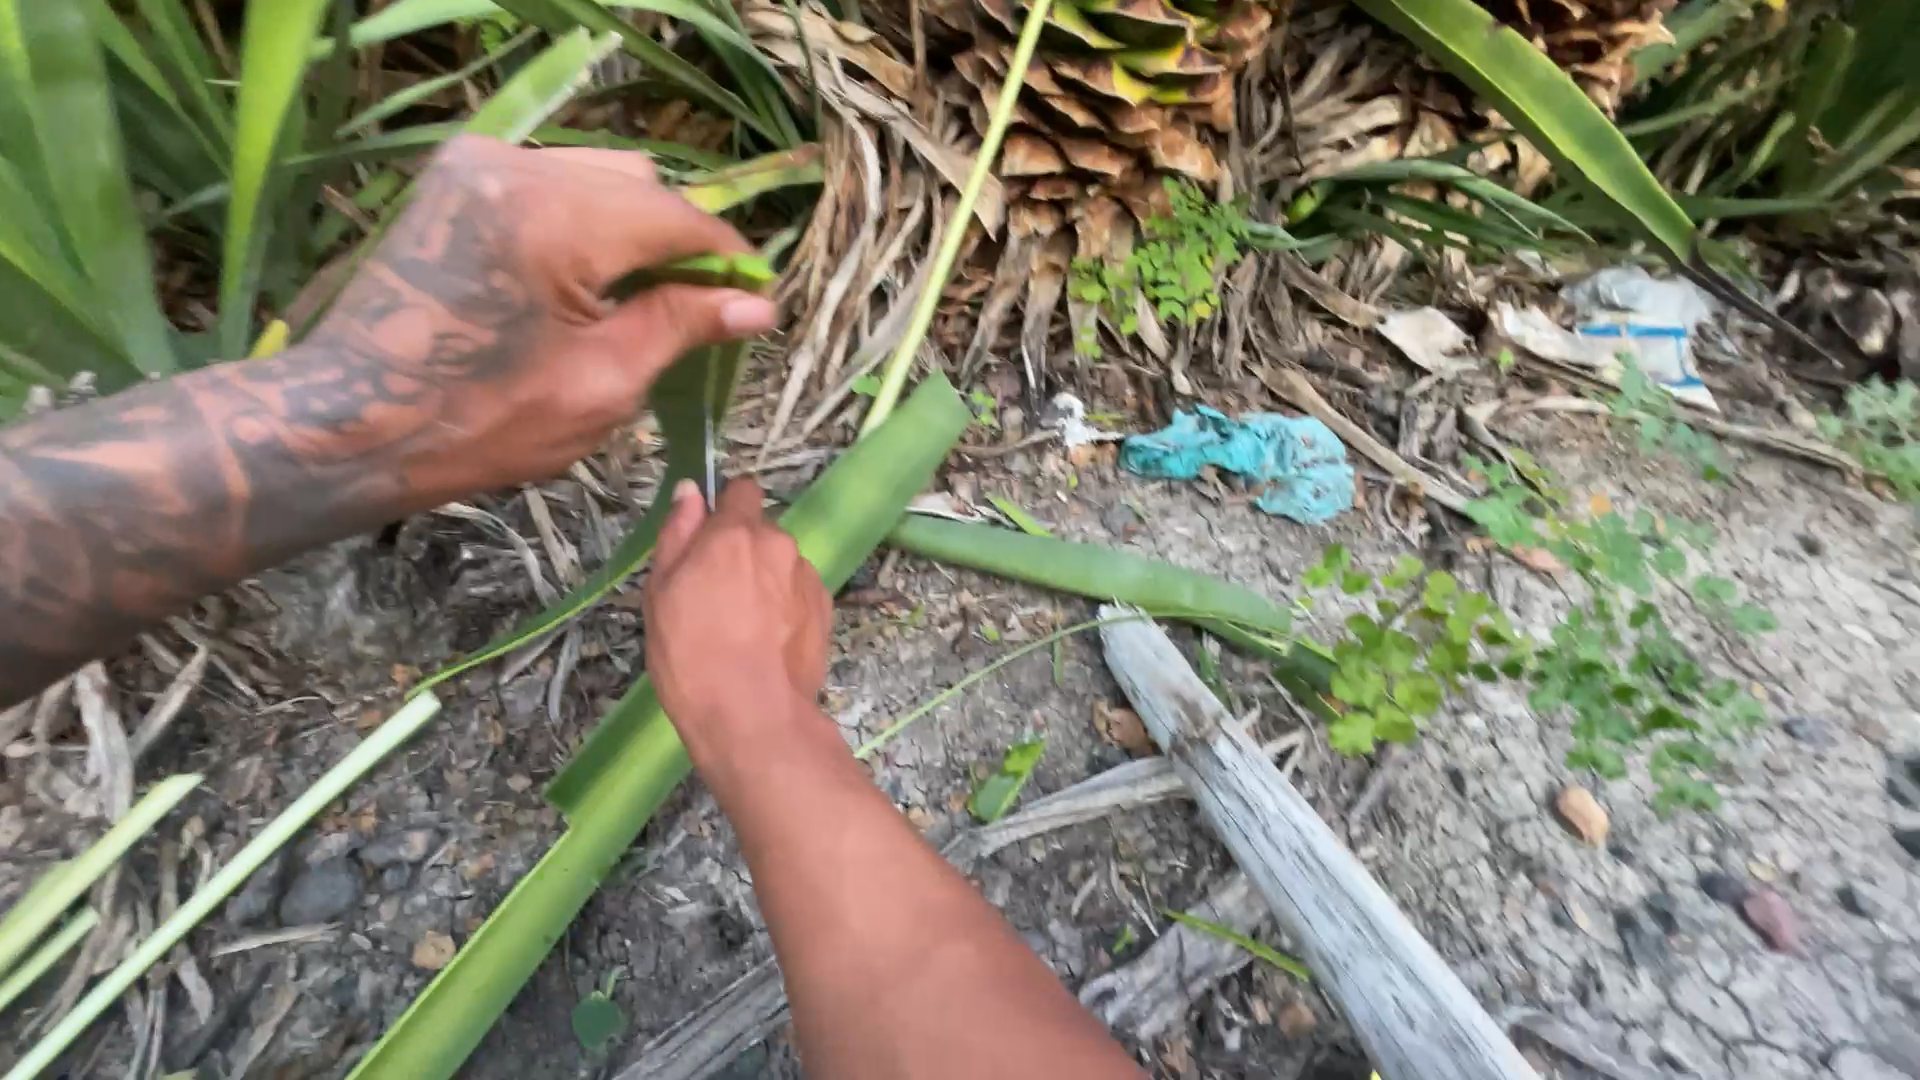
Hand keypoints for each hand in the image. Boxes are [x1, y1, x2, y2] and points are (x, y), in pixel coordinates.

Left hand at [305, 134, 776, 500]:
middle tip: (709, 308)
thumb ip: (683, 324)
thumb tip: (759, 306)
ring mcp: (481, 165)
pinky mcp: (462, 181)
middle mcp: (517, 166)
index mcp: (556, 219)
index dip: (730, 258)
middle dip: (689, 244)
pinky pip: (560, 184)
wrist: (356, 422)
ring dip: (645, 231)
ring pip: (605, 177)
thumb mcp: (606, 382)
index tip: (759, 300)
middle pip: (645, 186)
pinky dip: (599, 224)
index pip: (678, 217)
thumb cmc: (490, 420)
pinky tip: (603, 276)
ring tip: (658, 296)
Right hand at [643, 479, 831, 759]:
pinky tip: (769, 640)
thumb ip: (678, 534)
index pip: (742, 490)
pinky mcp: (826, 606)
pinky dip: (786, 604)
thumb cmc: (691, 655)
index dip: (726, 509)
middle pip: (761, 531)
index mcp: (736, 533)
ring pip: (781, 563)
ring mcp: (807, 575)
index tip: (710, 539)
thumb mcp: (661, 593)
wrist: (754, 714)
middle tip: (716, 595)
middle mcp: (779, 544)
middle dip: (742, 551)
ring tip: (744, 626)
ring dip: (766, 579)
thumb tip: (690, 491)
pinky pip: (799, 590)